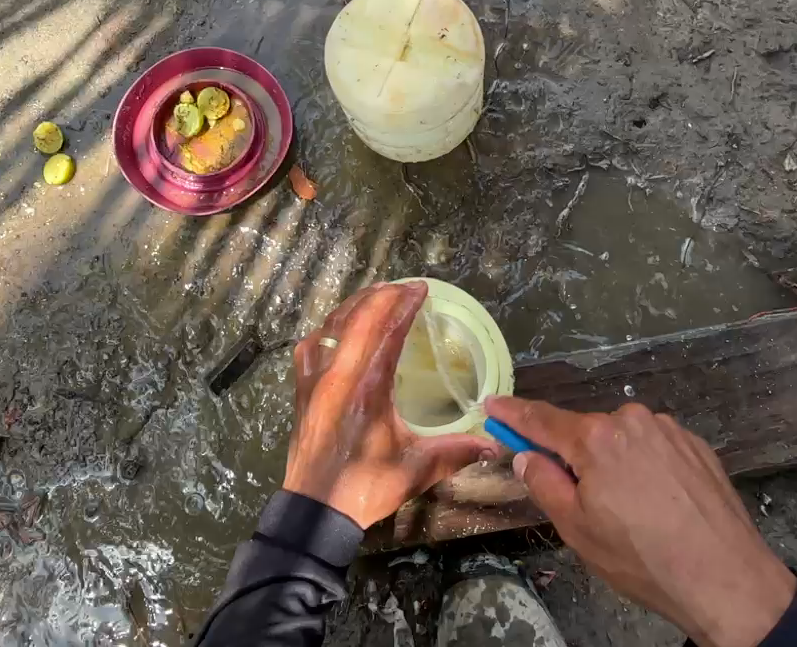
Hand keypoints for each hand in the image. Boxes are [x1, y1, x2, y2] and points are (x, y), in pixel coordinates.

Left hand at [282, 281, 501, 528]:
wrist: (315, 509)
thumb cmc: (367, 487)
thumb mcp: (417, 469)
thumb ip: (456, 451)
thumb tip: (494, 443)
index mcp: (368, 388)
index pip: (388, 331)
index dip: (405, 305)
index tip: (421, 289)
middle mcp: (338, 374)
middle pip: (359, 317)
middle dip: (383, 295)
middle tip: (405, 287)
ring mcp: (314, 377)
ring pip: (333, 324)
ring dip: (356, 304)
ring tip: (378, 294)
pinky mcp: (301, 386)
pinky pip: (313, 343)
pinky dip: (329, 325)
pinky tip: (338, 324)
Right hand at [485, 397, 795, 646]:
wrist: (730, 583)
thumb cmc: (643, 559)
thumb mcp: (578, 530)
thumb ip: (544, 483)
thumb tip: (527, 455)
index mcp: (595, 437)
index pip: (541, 418)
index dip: (512, 413)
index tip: (491, 404)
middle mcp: (630, 420)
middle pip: (585, 432)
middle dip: (574, 455)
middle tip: (579, 497)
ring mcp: (667, 429)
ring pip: (622, 439)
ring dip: (613, 461)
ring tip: (630, 509)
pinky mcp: (696, 445)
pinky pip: (654, 447)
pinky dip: (645, 465)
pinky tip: (658, 502)